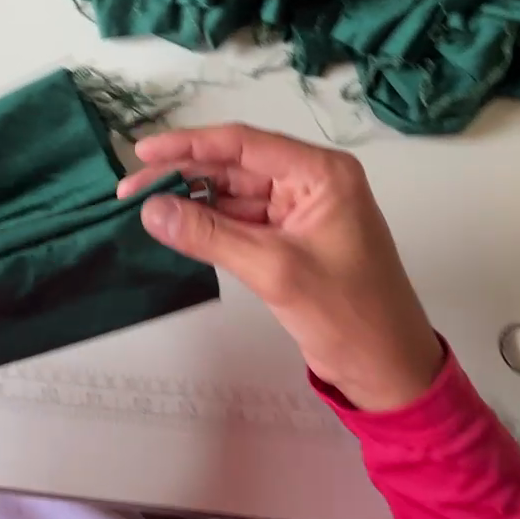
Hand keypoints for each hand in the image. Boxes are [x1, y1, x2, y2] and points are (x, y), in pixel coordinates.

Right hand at [119, 124, 442, 410]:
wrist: (389, 374)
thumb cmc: (348, 314)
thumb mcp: (275, 270)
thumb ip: (210, 235)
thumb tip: (149, 210)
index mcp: (320, 172)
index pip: (243, 144)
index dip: (189, 145)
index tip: (143, 152)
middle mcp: (307, 180)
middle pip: (232, 166)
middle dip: (181, 174)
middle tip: (130, 188)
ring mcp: (296, 208)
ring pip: (230, 192)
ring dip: (188, 199)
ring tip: (141, 205)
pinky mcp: (286, 236)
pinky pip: (236, 218)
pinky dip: (205, 222)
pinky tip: (173, 223)